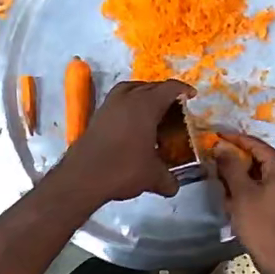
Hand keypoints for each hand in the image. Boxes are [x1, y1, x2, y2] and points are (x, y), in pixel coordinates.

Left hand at [50, 79, 194, 205]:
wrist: (82, 176)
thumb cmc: (123, 169)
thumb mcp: (152, 177)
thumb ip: (167, 180)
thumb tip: (174, 187)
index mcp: (146, 105)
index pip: (169, 89)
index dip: (183, 90)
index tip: (191, 96)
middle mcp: (127, 98)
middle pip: (150, 86)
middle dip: (164, 93)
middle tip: (174, 108)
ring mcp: (109, 105)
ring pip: (130, 90)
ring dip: (143, 96)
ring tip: (153, 112)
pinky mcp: (96, 116)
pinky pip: (118, 101)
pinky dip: (128, 105)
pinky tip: (132, 123)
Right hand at [211, 131, 274, 273]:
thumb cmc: (260, 223)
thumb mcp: (241, 192)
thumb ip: (231, 166)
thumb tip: (220, 146)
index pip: (256, 144)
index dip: (235, 138)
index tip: (215, 134)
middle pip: (258, 157)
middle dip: (235, 155)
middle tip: (213, 153)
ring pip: (257, 171)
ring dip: (238, 171)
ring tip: (217, 170)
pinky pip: (259, 184)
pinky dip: (244, 184)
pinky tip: (229, 189)